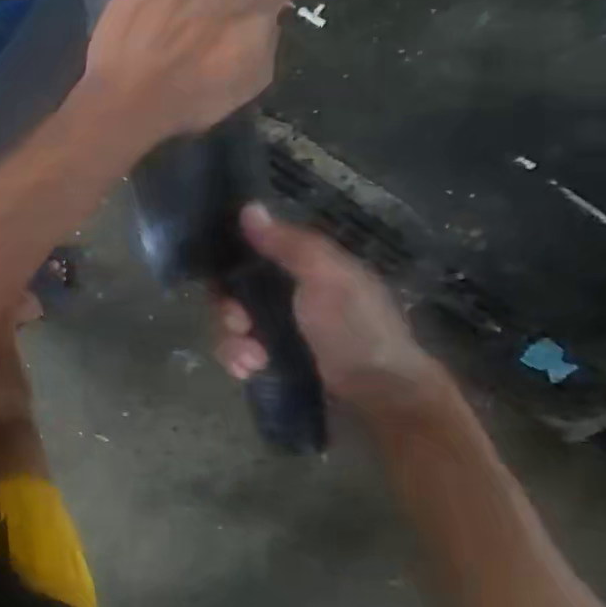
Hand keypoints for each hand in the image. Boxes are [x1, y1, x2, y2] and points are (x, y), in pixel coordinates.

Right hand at [215, 203, 441, 401]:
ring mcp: (280, 335)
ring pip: (231, 328)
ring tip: (252, 360)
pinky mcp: (274, 366)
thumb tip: (248, 207)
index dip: (230, 268)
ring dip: (232, 342)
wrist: (381, 399)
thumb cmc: (358, 330)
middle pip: (233, 295)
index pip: (251, 258)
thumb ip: (289, 245)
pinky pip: (237, 356)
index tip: (224, 283)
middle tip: (240, 325)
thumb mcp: (328, 279)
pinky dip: (237, 361)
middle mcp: (289, 299)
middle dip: (229, 312)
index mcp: (306, 272)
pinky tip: (249, 371)